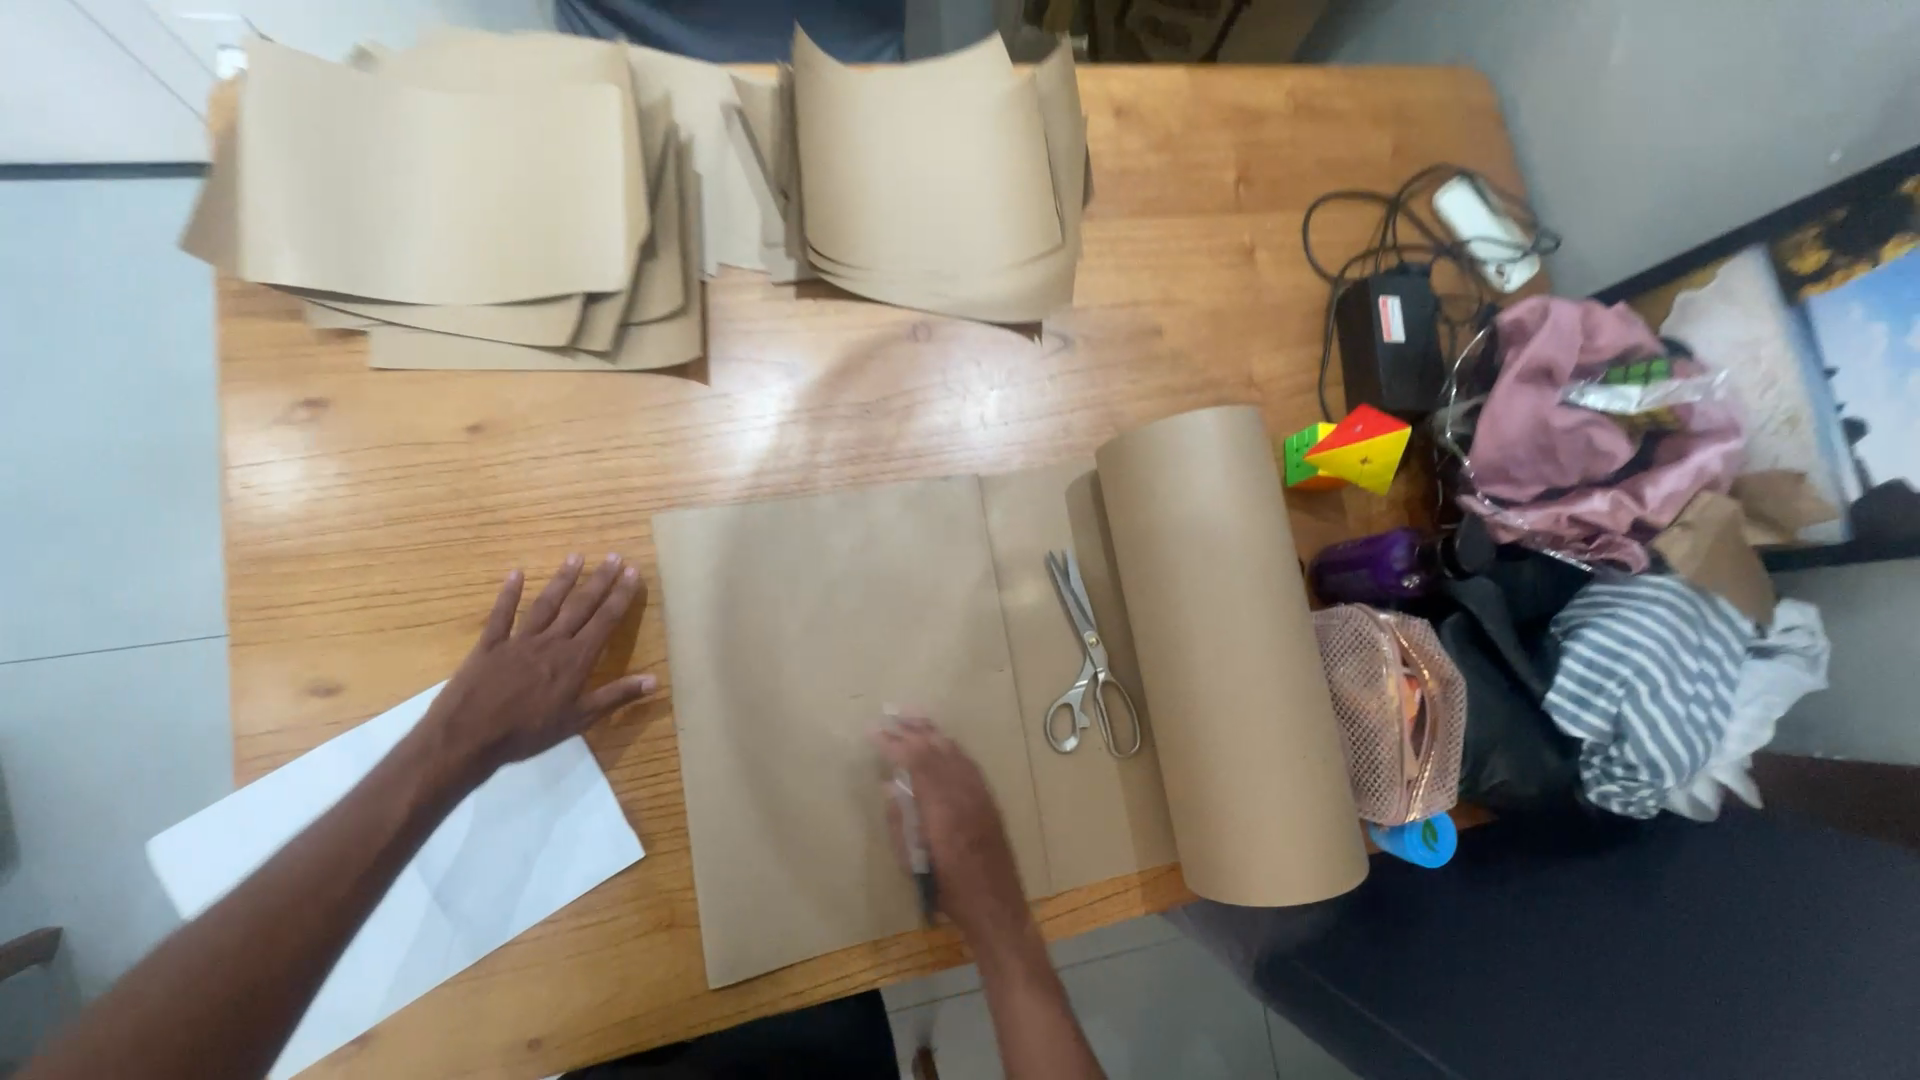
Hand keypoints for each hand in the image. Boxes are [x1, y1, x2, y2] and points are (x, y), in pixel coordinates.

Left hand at [420, 554, 656, 782]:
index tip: (634, 573)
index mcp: (576, 659)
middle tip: (615, 557)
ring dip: (563, 579)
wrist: (468, 737)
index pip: (605, 621)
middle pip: (580, 606)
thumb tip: (655, 680)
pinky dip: (508, 594)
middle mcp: (552, 642)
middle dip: (600, 581)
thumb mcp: (579, 719)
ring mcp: (519, 640)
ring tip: (576, 557)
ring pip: (547, 604)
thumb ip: (616, 696)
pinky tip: (516, 574)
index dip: (621, 596)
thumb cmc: (528, 732)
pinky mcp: (489, 645)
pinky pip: (501, 615)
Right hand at [874, 717, 1031, 947]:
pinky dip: (950, 746)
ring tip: (912, 717)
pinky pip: (968, 762)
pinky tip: (941, 741)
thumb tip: (889, 786)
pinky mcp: (989, 798)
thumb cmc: (948, 892)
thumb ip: (899, 822)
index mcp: (941, 809)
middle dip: (911, 729)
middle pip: (935, 749)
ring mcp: (980, 794)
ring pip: (954, 750)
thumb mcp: (913, 864)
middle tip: (890, 715)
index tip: (874, 731)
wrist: (996, 905)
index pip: (915, 761)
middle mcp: (963, 794)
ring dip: (931, 732)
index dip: (894, 743)